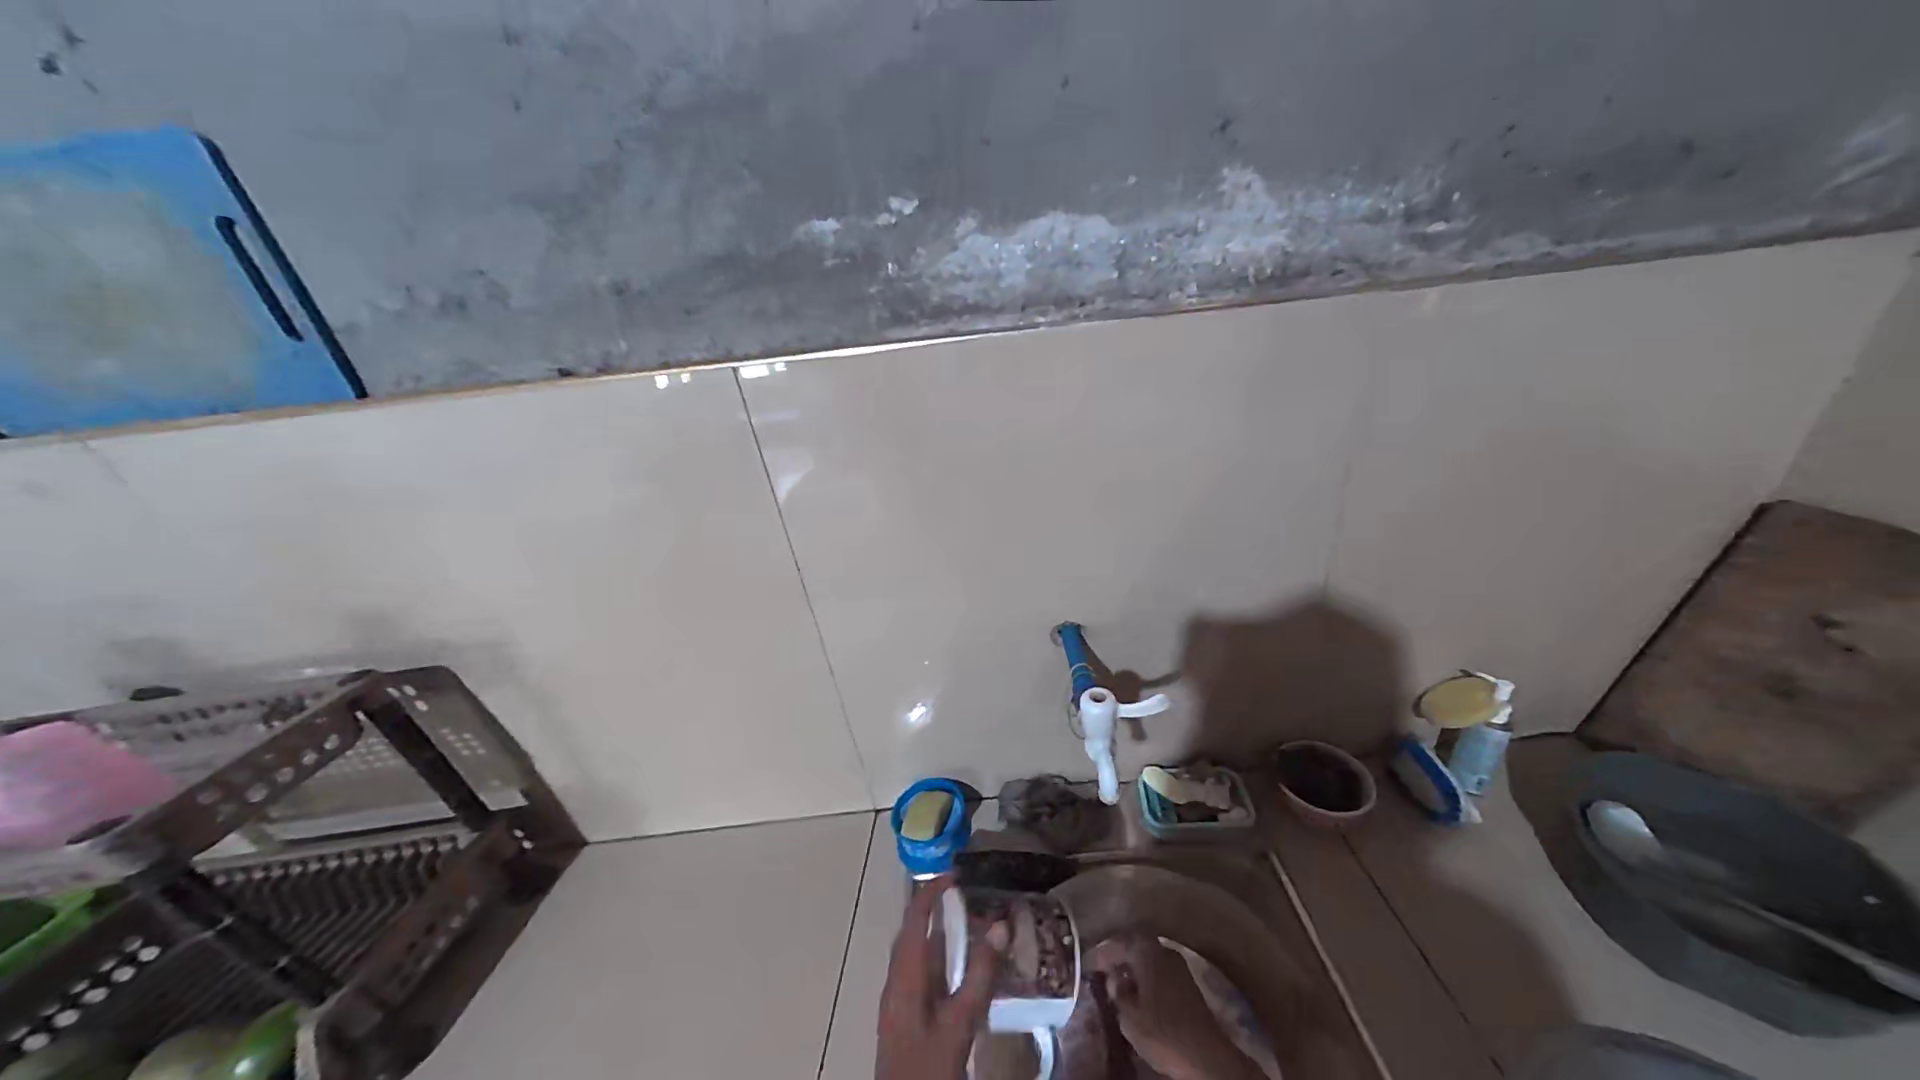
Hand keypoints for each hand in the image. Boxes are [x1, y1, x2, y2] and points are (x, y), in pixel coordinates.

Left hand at [876, 877, 1006, 1079]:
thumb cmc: (929, 1066)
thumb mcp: (961, 1021)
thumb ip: (980, 974)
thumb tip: (1000, 924)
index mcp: (904, 974)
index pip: (915, 917)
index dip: (932, 890)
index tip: (958, 872)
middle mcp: (897, 981)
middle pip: (914, 932)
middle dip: (939, 909)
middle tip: (971, 895)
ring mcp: (900, 1001)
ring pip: (920, 955)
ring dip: (942, 936)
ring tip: (974, 923)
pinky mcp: (907, 1018)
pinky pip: (924, 975)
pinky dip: (943, 960)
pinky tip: (964, 969)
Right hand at [1087, 935, 1264, 1079]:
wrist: (1207, 1058)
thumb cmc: (1162, 1032)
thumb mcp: (1128, 1014)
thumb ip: (1117, 990)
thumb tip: (1114, 977)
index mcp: (1145, 950)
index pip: (1116, 942)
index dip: (1100, 954)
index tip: (1087, 966)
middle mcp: (1162, 949)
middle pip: (1133, 944)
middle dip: (1116, 956)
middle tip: (1100, 970)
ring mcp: (1178, 965)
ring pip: (1147, 957)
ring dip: (1131, 965)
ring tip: (1116, 982)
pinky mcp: (1187, 982)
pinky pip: (1158, 969)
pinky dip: (1145, 975)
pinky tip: (1137, 992)